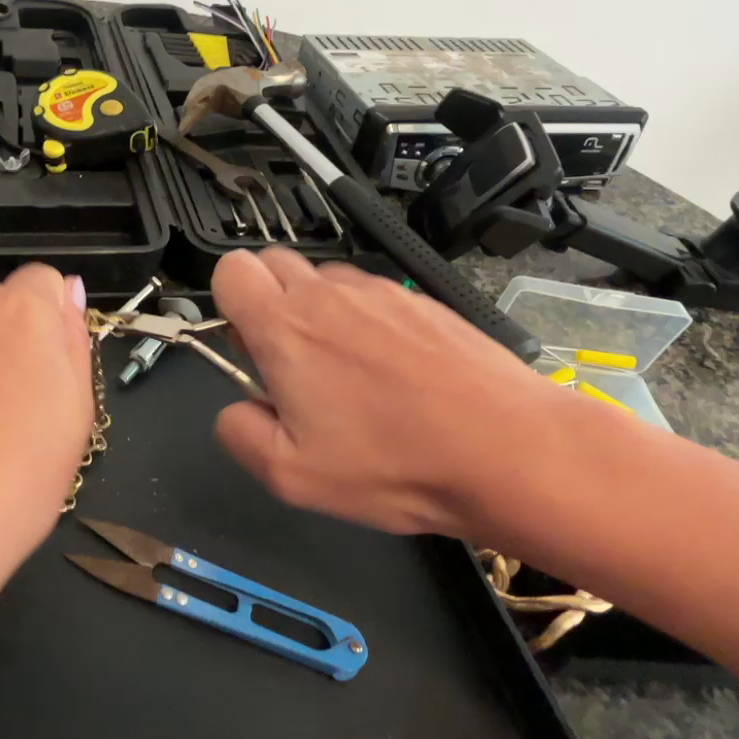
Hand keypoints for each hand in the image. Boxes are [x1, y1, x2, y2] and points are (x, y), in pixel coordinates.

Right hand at [212, 247, 583, 537]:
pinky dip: (366, 322)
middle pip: (272, 263)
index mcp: (285, 327)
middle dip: (267, 302)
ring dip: (318, 312)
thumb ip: (239, 433)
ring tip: (351, 375)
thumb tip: (236, 408)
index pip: (230, 270)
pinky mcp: (422, 300)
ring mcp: (380, 291)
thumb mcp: (291, 475)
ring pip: (324, 280)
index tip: (250, 349)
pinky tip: (397, 374)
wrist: (510, 450)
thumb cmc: (394, 463)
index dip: (228, 304)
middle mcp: (328, 294)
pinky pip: (372, 296)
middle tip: (291, 363)